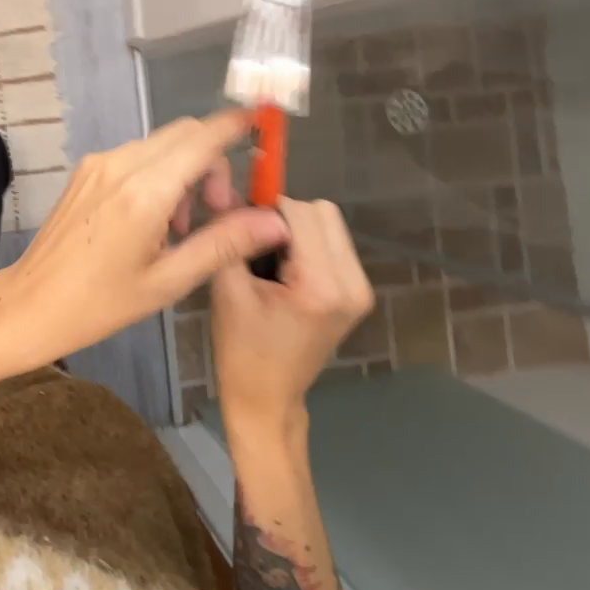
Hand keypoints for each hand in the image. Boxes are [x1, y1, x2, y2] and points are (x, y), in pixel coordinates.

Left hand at [0, 110, 289, 372]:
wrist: (32, 304)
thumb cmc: (101, 303)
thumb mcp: (168, 280)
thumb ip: (224, 243)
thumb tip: (274, 221)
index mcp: (145, 191)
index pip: (202, 138)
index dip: (236, 126)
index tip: (262, 125)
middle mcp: (121, 164)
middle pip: (184, 134)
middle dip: (213, 161)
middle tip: (220, 210)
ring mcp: (98, 164)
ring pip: (161, 145)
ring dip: (186, 170)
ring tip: (183, 227)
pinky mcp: (85, 171)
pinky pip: (136, 156)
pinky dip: (159, 174)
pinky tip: (154, 220)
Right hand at [212, 198, 374, 434]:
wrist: (267, 398)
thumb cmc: (241, 348)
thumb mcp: (227, 288)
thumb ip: (233, 236)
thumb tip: (232, 191)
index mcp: (322, 285)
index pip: (300, 211)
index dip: (266, 210)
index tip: (243, 231)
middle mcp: (353, 283)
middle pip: (322, 211)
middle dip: (285, 218)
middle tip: (258, 248)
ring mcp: (361, 288)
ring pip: (329, 223)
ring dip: (296, 230)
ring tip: (271, 264)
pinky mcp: (359, 292)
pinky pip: (333, 242)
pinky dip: (307, 244)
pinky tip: (286, 273)